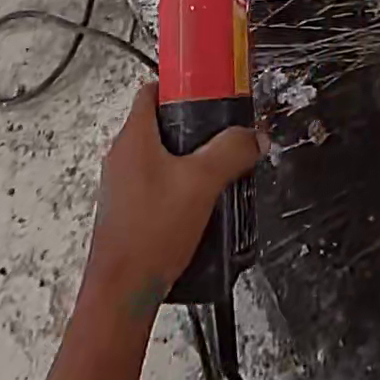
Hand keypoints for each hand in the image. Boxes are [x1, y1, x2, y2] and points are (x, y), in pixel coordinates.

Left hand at [82, 82, 264, 309]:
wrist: (123, 295)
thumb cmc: (155, 228)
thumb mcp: (204, 180)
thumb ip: (234, 149)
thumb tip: (257, 137)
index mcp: (133, 139)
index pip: (153, 91)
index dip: (182, 83)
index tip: (213, 88)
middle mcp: (123, 157)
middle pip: (164, 121)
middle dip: (198, 121)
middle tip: (229, 128)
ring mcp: (124, 185)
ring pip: (165, 152)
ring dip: (195, 153)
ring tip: (226, 164)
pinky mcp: (130, 209)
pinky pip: (162, 178)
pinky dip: (186, 178)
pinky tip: (209, 195)